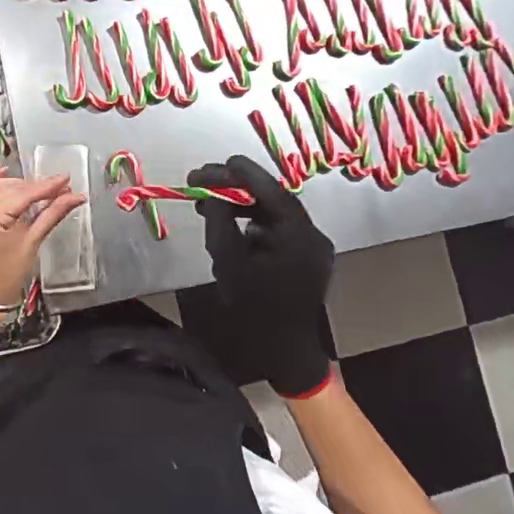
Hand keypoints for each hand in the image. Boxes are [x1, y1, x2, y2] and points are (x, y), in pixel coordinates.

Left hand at [0, 168, 85, 307]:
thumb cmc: (7, 276)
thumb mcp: (31, 244)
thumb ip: (51, 215)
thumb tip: (75, 197)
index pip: (23, 194)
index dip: (47, 186)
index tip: (67, 179)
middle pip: (10, 188)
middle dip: (35, 186)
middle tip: (60, 188)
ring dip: (17, 185)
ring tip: (40, 189)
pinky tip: (4, 174)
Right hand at [187, 155, 334, 396]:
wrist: (284, 351)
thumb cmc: (255, 310)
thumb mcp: (229, 263)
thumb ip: (220, 224)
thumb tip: (214, 197)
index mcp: (299, 234)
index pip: (272, 191)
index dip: (244, 173)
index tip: (220, 162)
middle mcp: (311, 236)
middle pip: (271, 202)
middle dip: (236, 190)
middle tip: (202, 182)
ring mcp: (310, 251)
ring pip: (272, 218)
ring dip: (241, 210)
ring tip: (207, 206)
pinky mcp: (304, 263)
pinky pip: (276, 236)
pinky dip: (251, 229)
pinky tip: (229, 233)